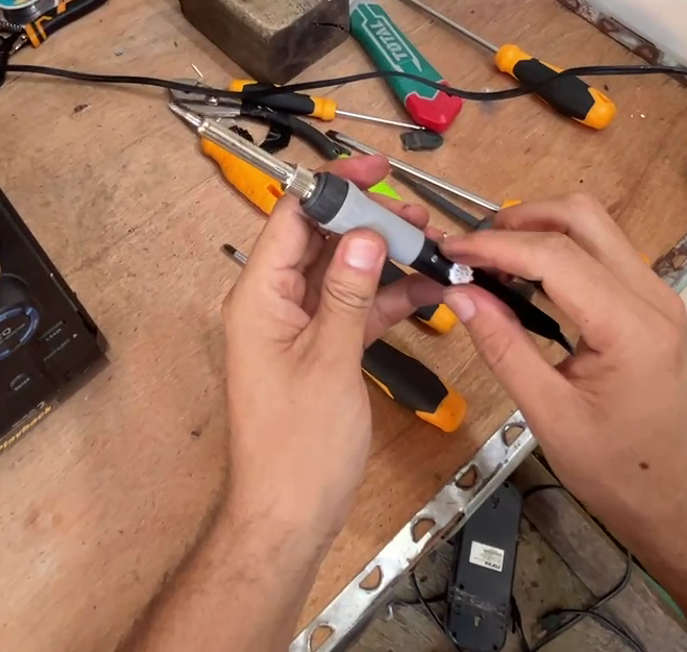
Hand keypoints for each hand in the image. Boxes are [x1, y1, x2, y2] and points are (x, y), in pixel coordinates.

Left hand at [220, 156, 440, 545]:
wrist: (288, 516)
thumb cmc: (297, 447)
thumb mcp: (330, 361)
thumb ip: (349, 294)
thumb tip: (364, 234)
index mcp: (260, 296)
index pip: (292, 218)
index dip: (331, 187)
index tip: (373, 170)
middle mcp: (274, 302)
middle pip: (320, 240)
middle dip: (366, 220)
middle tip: (412, 212)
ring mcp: (299, 324)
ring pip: (342, 271)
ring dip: (382, 256)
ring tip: (426, 241)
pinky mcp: (322, 346)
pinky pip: (354, 306)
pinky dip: (386, 296)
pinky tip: (425, 287)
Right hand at [440, 194, 686, 534]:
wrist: (675, 497)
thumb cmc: (614, 467)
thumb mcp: (548, 415)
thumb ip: (502, 346)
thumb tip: (457, 291)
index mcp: (630, 327)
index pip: (556, 256)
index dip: (497, 245)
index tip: (451, 250)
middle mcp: (651, 295)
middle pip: (582, 216)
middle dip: (520, 219)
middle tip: (473, 247)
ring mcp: (655, 292)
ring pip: (592, 224)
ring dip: (537, 227)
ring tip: (491, 259)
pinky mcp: (648, 298)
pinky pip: (599, 248)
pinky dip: (555, 246)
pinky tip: (522, 274)